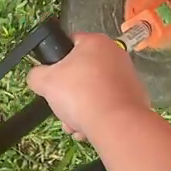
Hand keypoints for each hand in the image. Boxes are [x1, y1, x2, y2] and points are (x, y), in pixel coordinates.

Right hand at [26, 32, 154, 140]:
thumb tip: (38, 77)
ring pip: (94, 91)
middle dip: (69, 93)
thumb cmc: (80, 95)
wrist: (115, 122)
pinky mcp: (134, 96)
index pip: (71, 43)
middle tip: (62, 106)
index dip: (57, 61)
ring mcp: (128, 75)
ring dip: (80, 108)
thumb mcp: (45, 82)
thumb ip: (36, 75)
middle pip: (82, 71)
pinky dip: (97, 115)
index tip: (53, 79)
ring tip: (74, 124)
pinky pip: (108, 103)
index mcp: (95, 42)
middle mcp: (115, 54)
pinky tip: (88, 128)